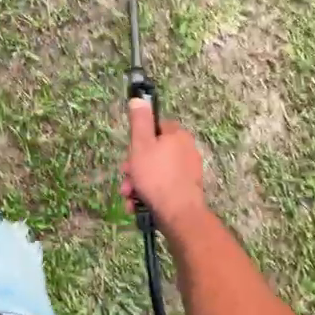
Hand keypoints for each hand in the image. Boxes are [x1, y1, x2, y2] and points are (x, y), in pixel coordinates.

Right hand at [119, 96, 208, 227]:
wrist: (179, 214)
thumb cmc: (157, 176)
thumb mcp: (141, 144)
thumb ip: (139, 121)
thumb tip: (139, 99)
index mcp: (178, 135)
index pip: (155, 128)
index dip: (139, 140)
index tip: (130, 154)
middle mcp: (186, 150)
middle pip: (153, 151)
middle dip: (134, 167)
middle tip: (127, 179)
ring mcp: (188, 171)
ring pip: (155, 170)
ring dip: (138, 182)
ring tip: (130, 196)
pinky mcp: (186, 189)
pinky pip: (163, 185)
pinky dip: (149, 192)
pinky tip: (138, 204)